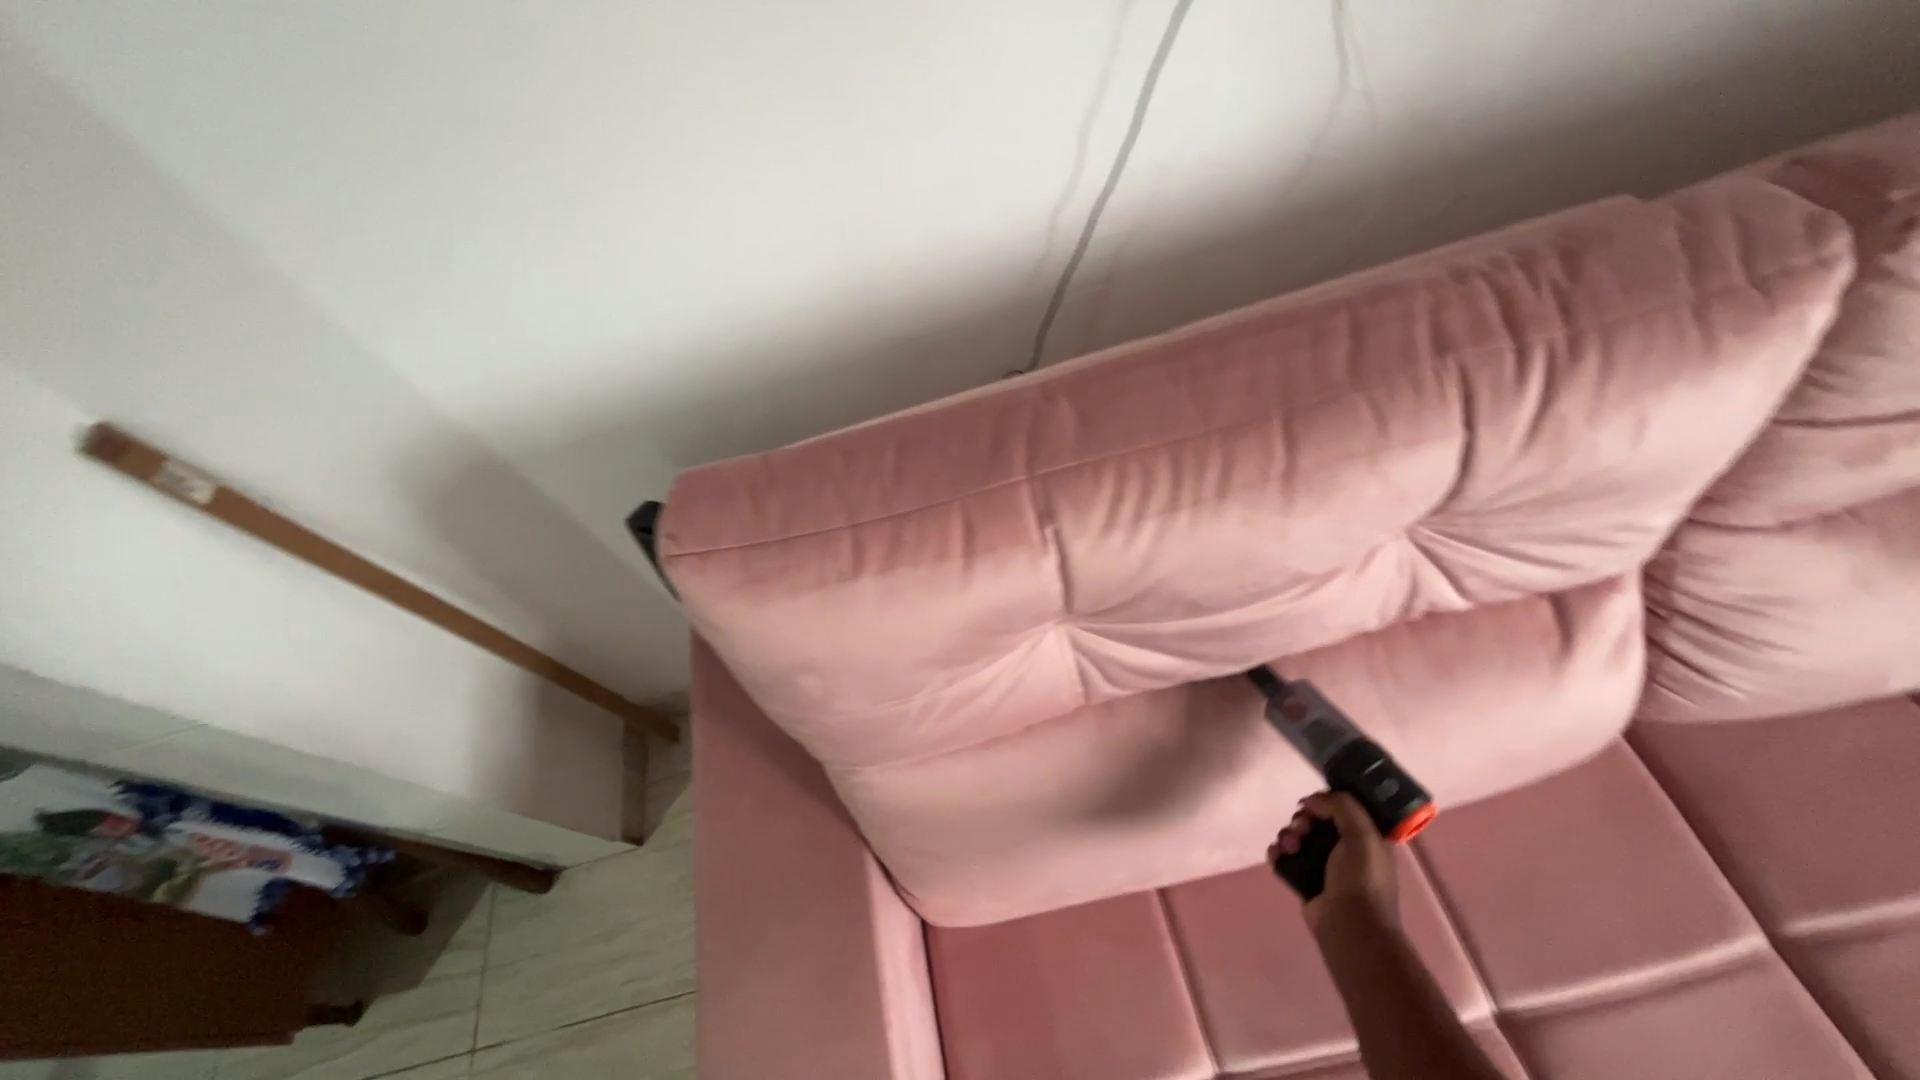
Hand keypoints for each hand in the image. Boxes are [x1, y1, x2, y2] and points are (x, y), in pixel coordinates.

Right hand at [1270, 791, 1399, 931]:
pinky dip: (1278, 852)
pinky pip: (1286, 857)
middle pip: (1316, 821)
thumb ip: (1341, 806)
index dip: (1326, 802)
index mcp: (1367, 838)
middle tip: (1302, 828)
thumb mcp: (1362, 834)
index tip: (1312, 804)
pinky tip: (1276, 854)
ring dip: (1288, 835)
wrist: (1349, 924)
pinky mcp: (1305, 880)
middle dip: (1302, 819)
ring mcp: (1324, 865)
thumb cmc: (1362, 878)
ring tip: (1289, 846)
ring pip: (1298, 836)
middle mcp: (1347, 849)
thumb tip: (1311, 800)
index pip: (1343, 808)